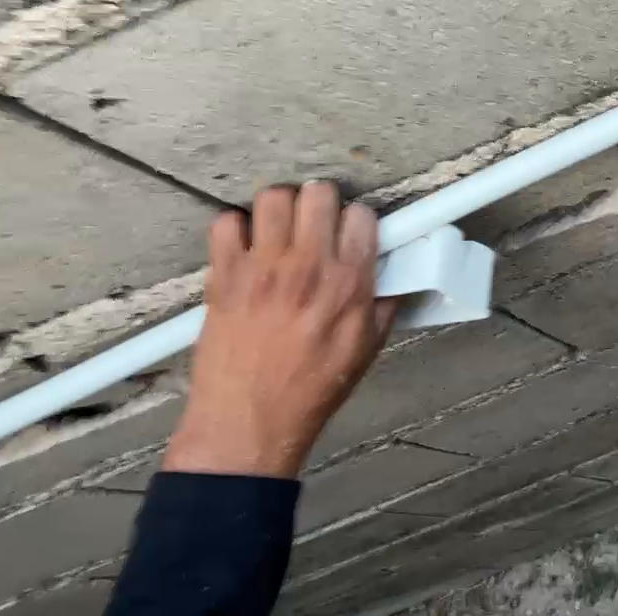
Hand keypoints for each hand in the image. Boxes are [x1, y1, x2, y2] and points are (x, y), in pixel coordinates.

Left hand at [164, 181, 397, 477]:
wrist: (248, 423)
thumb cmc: (313, 387)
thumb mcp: (368, 345)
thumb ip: (384, 300)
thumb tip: (394, 272)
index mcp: (349, 282)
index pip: (361, 214)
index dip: (359, 219)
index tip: (353, 231)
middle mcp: (308, 267)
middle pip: (319, 193)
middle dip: (323, 200)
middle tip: (318, 219)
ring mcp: (262, 269)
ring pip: (273, 198)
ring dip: (282, 207)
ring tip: (282, 226)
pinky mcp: (224, 278)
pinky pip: (226, 224)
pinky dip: (236, 228)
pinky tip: (246, 246)